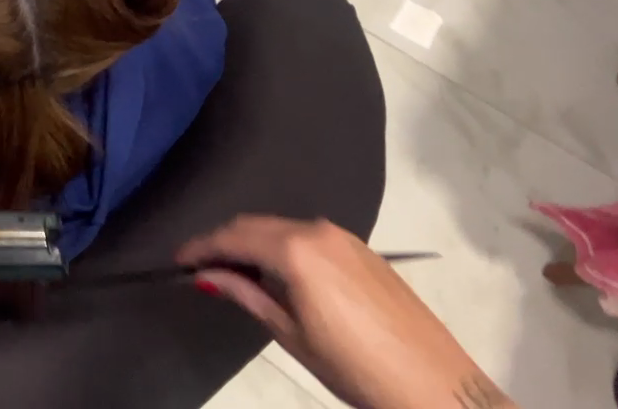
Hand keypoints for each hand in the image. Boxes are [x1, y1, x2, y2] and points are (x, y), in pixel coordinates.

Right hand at [177, 216, 513, 408]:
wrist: (439, 391)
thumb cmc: (356, 368)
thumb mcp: (292, 335)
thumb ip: (245, 295)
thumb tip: (206, 275)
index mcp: (294, 250)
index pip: (232, 237)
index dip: (200, 247)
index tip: (178, 259)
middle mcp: (316, 231)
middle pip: (254, 225)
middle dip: (224, 242)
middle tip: (202, 266)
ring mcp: (344, 238)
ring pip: (281, 228)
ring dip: (254, 243)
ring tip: (238, 272)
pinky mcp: (364, 251)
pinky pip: (308, 237)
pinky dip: (284, 246)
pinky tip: (281, 273)